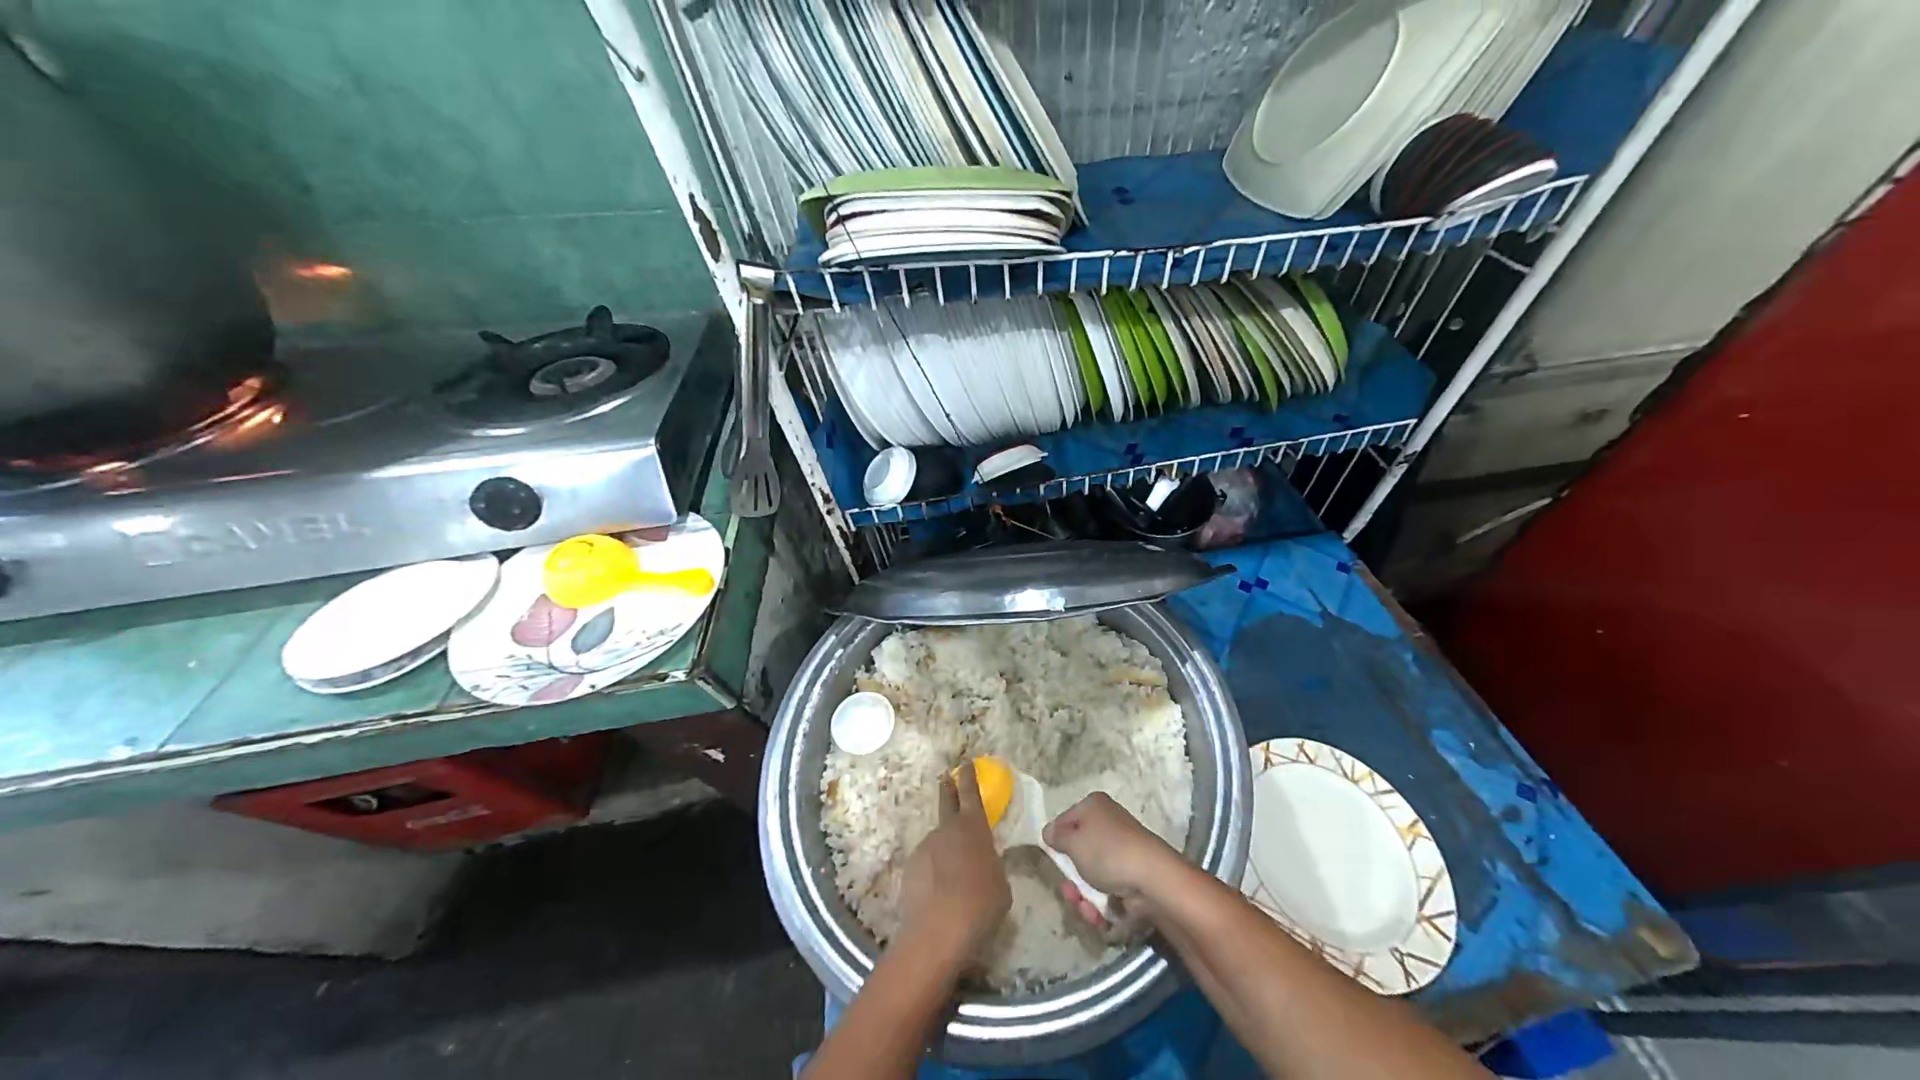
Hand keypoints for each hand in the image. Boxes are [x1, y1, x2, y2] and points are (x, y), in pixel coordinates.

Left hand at [899, 766, 1010, 961]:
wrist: (938, 930)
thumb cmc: (981, 905)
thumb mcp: (1000, 885)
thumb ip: (991, 865)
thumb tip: (983, 863)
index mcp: (973, 829)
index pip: (970, 794)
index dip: (968, 777)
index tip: (965, 763)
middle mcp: (947, 830)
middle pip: (946, 801)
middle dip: (948, 788)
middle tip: (947, 779)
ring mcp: (925, 847)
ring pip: (938, 842)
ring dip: (945, 851)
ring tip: (954, 878)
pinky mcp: (910, 868)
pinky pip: (926, 864)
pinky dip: (933, 872)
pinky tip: (939, 893)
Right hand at [1044, 793, 1179, 927]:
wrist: (1151, 879)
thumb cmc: (1107, 852)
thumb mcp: (1072, 841)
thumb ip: (1056, 837)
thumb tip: (1049, 833)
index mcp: (1095, 807)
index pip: (1066, 819)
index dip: (1055, 838)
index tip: (1051, 856)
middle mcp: (1109, 825)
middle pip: (1079, 852)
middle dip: (1070, 878)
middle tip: (1068, 891)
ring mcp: (1122, 853)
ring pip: (1092, 876)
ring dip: (1083, 896)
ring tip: (1085, 908)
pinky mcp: (1131, 877)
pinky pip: (1107, 889)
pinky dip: (1100, 904)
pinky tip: (1097, 915)